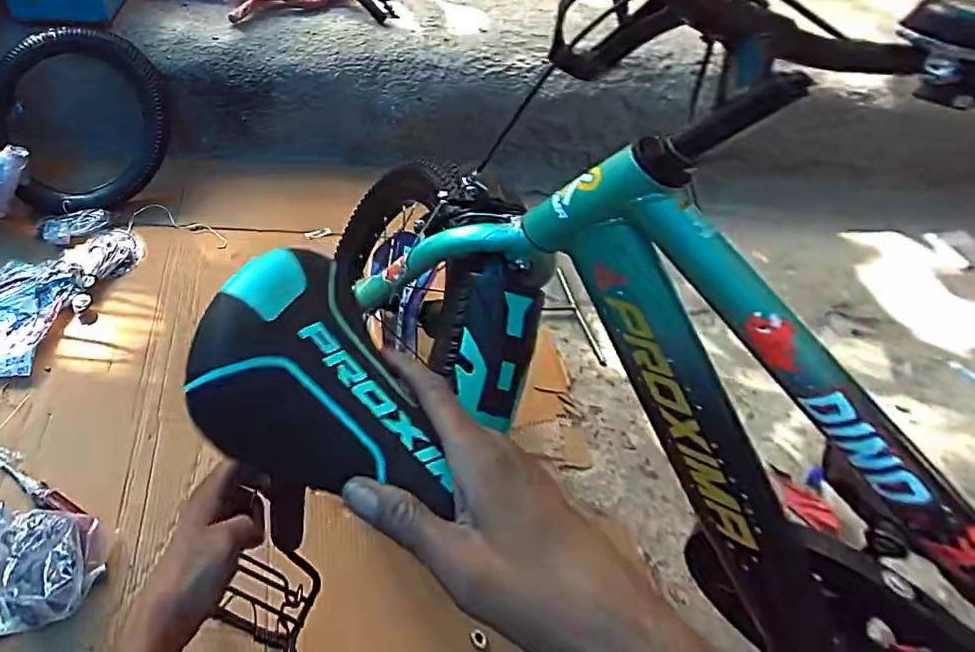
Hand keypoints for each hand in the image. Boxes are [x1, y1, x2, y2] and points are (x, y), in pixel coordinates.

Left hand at [115, 460, 263, 651]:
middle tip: (264, 515)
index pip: (233, 464)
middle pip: (237, 483)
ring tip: (255, 536)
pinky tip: (246, 550)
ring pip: (237, 507)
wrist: (169, 613)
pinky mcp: (209, 548)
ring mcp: (207, 526)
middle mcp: (206, 505)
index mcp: (207, 494)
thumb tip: (257, 522)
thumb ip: (248, 521)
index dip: (254, 466)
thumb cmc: (191, 573)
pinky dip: (245, 535)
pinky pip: (234, 529)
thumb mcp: (228, 538)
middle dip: (256, 495)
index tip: (273, 480)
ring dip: (251, 517)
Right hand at [342, 350, 708, 651]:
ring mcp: (519, 469)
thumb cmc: (540, 591)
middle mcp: (499, 449)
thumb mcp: (457, 562)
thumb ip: (404, 519)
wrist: (619, 630)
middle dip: (403, 411)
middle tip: (363, 419)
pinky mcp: (530, 491)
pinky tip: (439, 498)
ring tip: (392, 461)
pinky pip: (477, 461)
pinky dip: (448, 464)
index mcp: (478, 452)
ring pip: (459, 439)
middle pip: (442, 413)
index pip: (432, 390)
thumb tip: (355, 487)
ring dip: (425, 441)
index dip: (402, 365)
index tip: (376, 350)